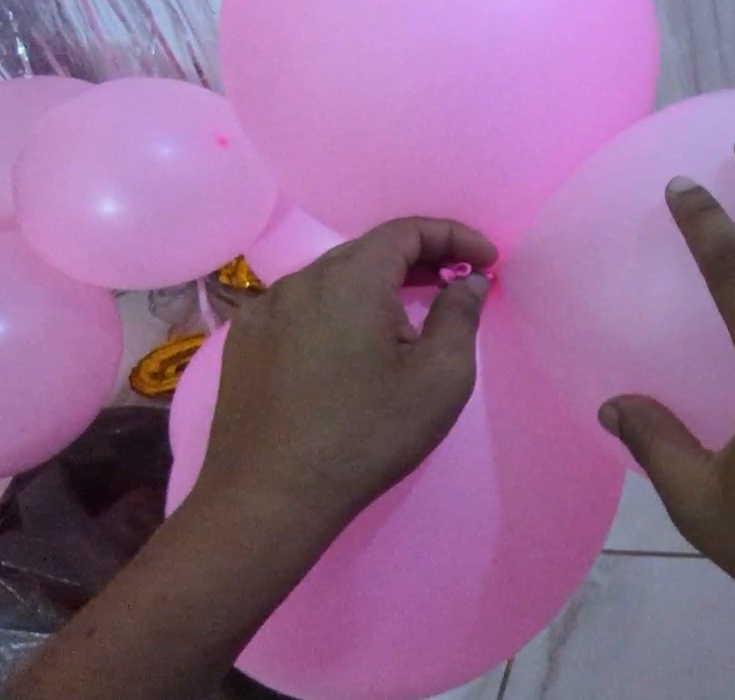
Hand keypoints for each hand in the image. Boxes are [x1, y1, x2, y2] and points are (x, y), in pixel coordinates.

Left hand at [196, 217, 497, 533]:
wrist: (268, 504)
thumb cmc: (368, 433)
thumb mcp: (441, 374)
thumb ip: (461, 313)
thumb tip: (469, 281)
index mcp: (349, 282)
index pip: (407, 231)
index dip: (455, 237)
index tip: (488, 262)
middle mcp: (299, 284)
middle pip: (371, 249)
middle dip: (424, 257)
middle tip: (462, 282)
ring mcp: (264, 315)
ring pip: (337, 276)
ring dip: (385, 282)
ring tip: (419, 310)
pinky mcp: (246, 346)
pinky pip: (307, 304)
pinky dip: (347, 305)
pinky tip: (364, 340)